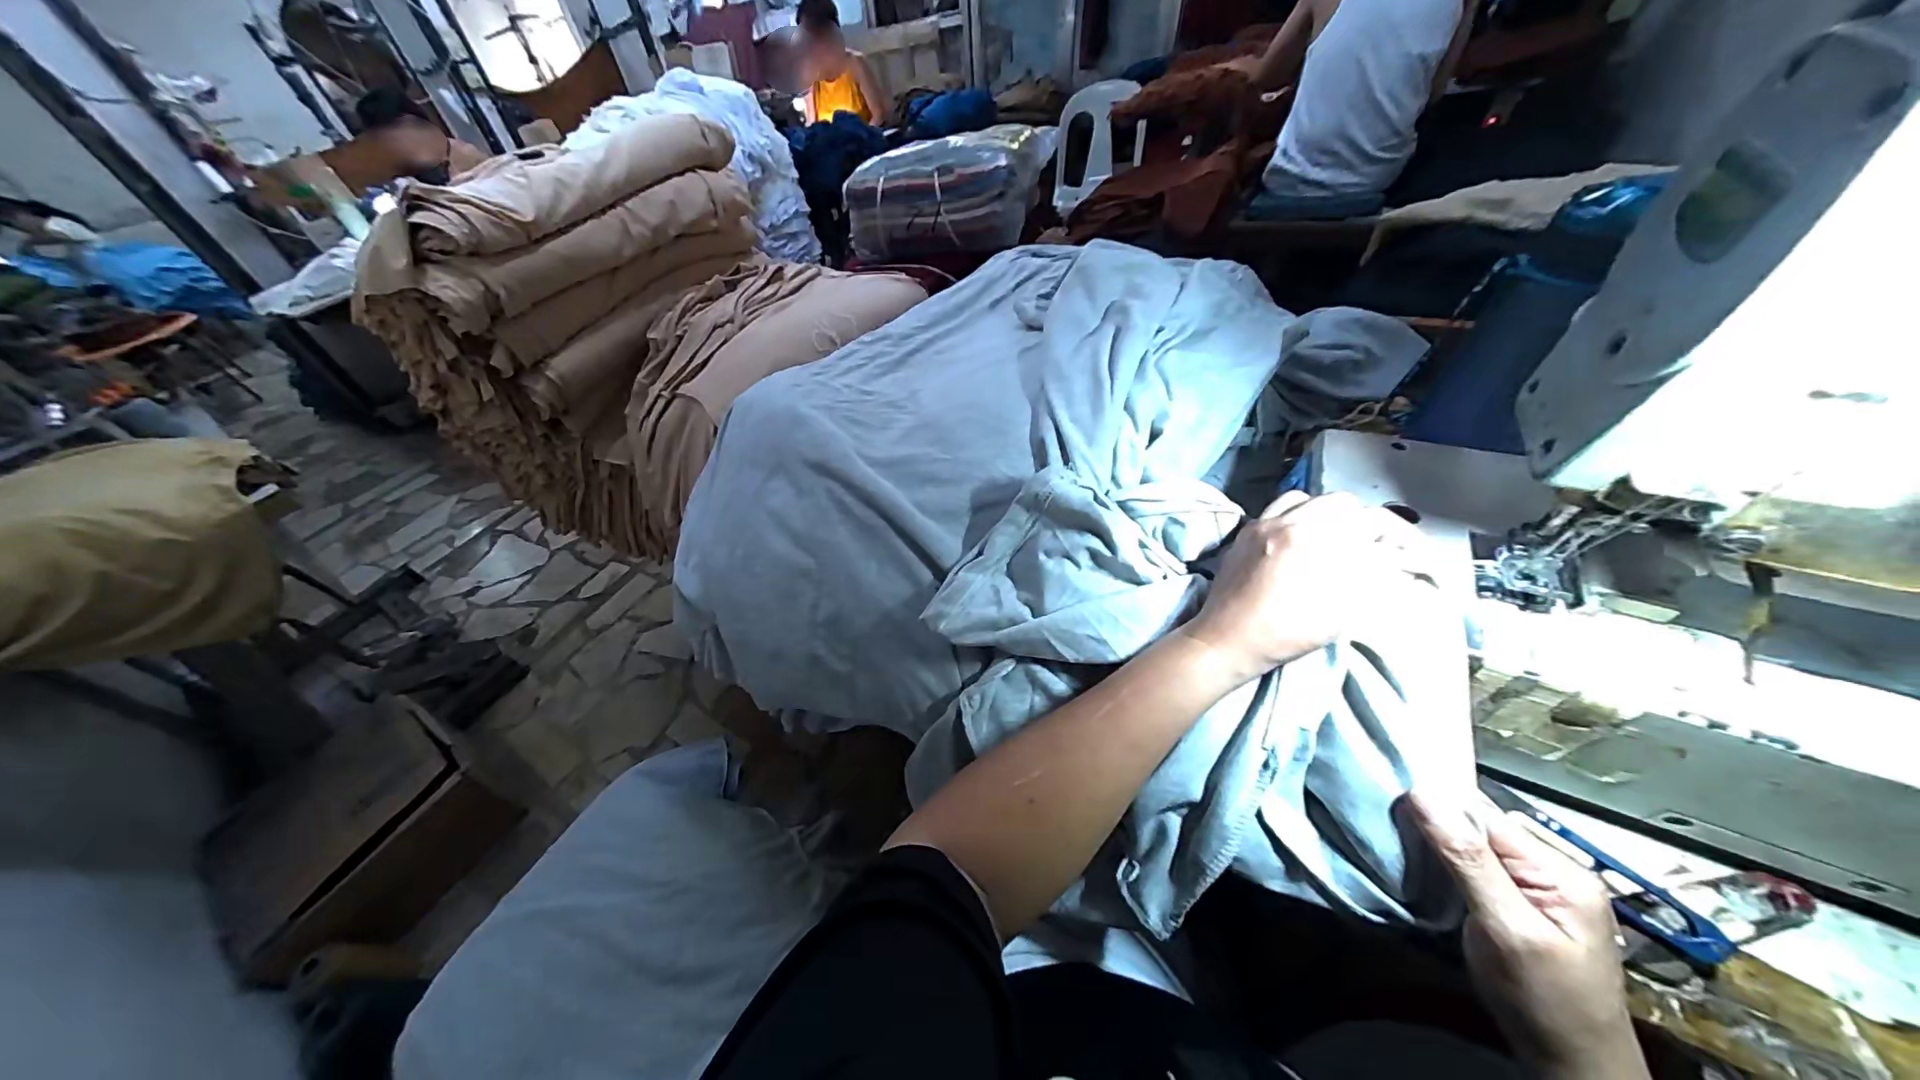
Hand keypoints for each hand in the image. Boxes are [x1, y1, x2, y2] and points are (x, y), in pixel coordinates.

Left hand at [1177, 490, 1429, 688]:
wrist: (1226, 638)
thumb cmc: (1284, 634)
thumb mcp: (1340, 612)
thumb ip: (1372, 579)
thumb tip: (1398, 562)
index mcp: (1315, 540)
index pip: (1372, 523)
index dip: (1400, 536)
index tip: (1410, 551)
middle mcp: (1289, 522)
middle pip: (1343, 504)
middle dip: (1365, 522)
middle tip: (1375, 545)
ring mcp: (1264, 523)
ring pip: (1311, 499)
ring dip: (1332, 513)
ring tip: (1340, 538)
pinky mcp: (1247, 530)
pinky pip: (1280, 506)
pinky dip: (1300, 512)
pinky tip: (1303, 534)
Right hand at [1407, 792, 1650, 1079]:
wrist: (1576, 1066)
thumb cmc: (1544, 1001)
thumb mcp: (1504, 929)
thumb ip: (1467, 860)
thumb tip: (1423, 795)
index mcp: (1560, 869)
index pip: (1484, 814)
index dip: (1436, 807)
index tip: (1391, 806)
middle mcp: (1554, 869)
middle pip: (1480, 825)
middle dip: (1437, 825)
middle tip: (1392, 830)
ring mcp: (1541, 887)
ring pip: (1476, 844)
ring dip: (1440, 844)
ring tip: (1404, 846)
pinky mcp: (1523, 903)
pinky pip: (1478, 865)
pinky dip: (1449, 863)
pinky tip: (1430, 869)